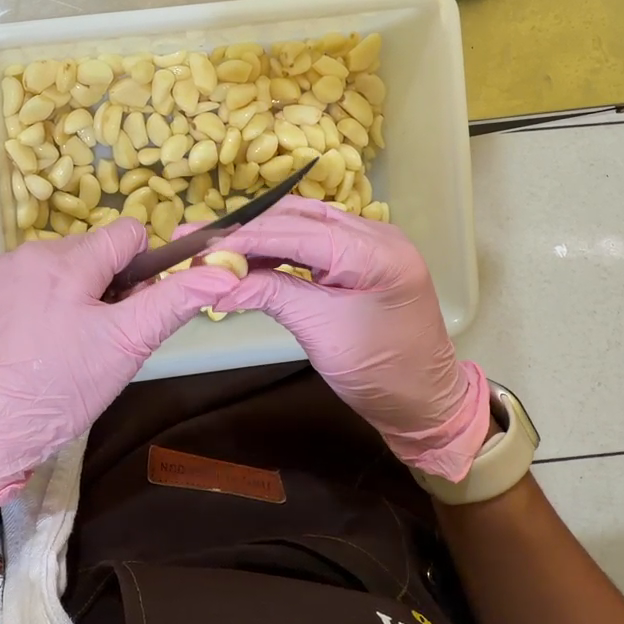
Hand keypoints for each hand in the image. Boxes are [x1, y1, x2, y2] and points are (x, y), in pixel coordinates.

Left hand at [0, 218, 237, 507]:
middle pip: (93, 248)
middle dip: (104, 280)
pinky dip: (38, 293)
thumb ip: (173, 302)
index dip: (140, 268)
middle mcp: (33, 250)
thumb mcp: (127, 346)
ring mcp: (2, 265)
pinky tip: (34, 332)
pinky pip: (27, 273)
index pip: (127, 233)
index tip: (129, 307)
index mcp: (71, 261)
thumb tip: (225, 271)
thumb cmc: (65, 387)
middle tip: (97, 330)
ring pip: (60, 260)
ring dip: (71, 285)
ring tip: (64, 335)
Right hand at [211, 197, 490, 481]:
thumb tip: (217, 284)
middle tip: (195, 239)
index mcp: (376, 251)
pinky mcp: (361, 257)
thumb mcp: (321, 332)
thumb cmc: (382, 374)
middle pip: (297, 218)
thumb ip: (271, 295)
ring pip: (301, 223)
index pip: (297, 231)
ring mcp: (370, 243)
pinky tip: (246, 257)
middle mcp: (376, 234)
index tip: (200, 246)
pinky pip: (311, 241)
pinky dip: (277, 248)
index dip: (245, 236)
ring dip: (257, 235)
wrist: (428, 405)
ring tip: (212, 245)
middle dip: (245, 230)